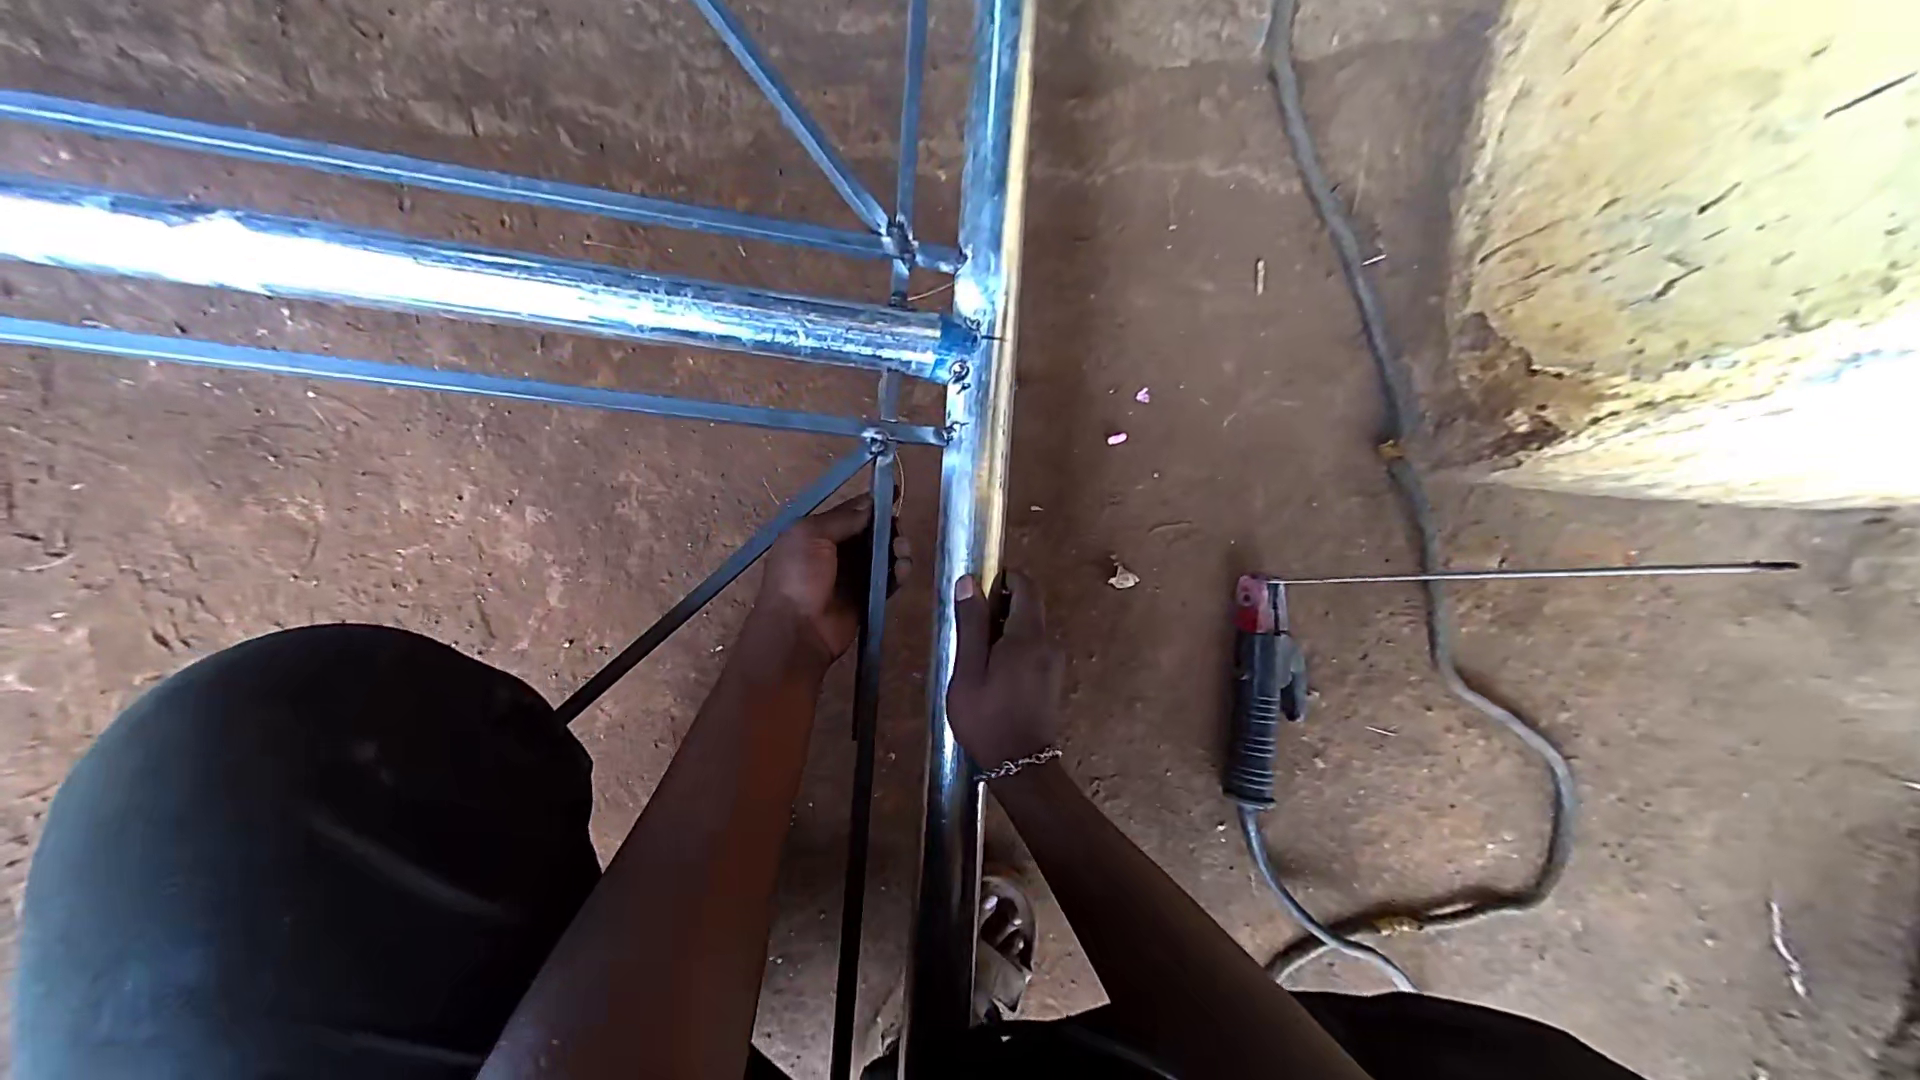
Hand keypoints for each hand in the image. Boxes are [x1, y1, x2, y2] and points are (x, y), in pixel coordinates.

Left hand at [755, 493, 909, 664]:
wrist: (797, 630)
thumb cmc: (798, 577)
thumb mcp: (811, 535)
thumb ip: (843, 518)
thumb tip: (871, 503)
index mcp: (818, 532)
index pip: (852, 512)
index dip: (874, 503)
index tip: (896, 493)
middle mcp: (837, 551)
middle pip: (873, 532)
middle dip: (889, 528)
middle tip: (898, 534)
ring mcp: (853, 575)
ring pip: (884, 554)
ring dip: (897, 550)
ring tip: (901, 554)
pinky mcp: (867, 596)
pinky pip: (889, 579)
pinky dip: (899, 572)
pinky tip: (903, 570)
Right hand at [947, 571, 1063, 768]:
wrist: (1020, 765)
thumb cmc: (987, 718)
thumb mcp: (968, 671)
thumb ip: (971, 625)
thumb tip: (969, 582)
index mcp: (1028, 636)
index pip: (1027, 586)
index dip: (1005, 578)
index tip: (980, 588)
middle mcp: (1048, 643)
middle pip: (1030, 606)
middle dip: (1001, 604)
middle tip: (971, 626)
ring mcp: (1054, 661)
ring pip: (1031, 628)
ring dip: (1006, 628)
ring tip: (977, 655)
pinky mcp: (1053, 677)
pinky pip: (1035, 647)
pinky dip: (1015, 646)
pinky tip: (994, 672)